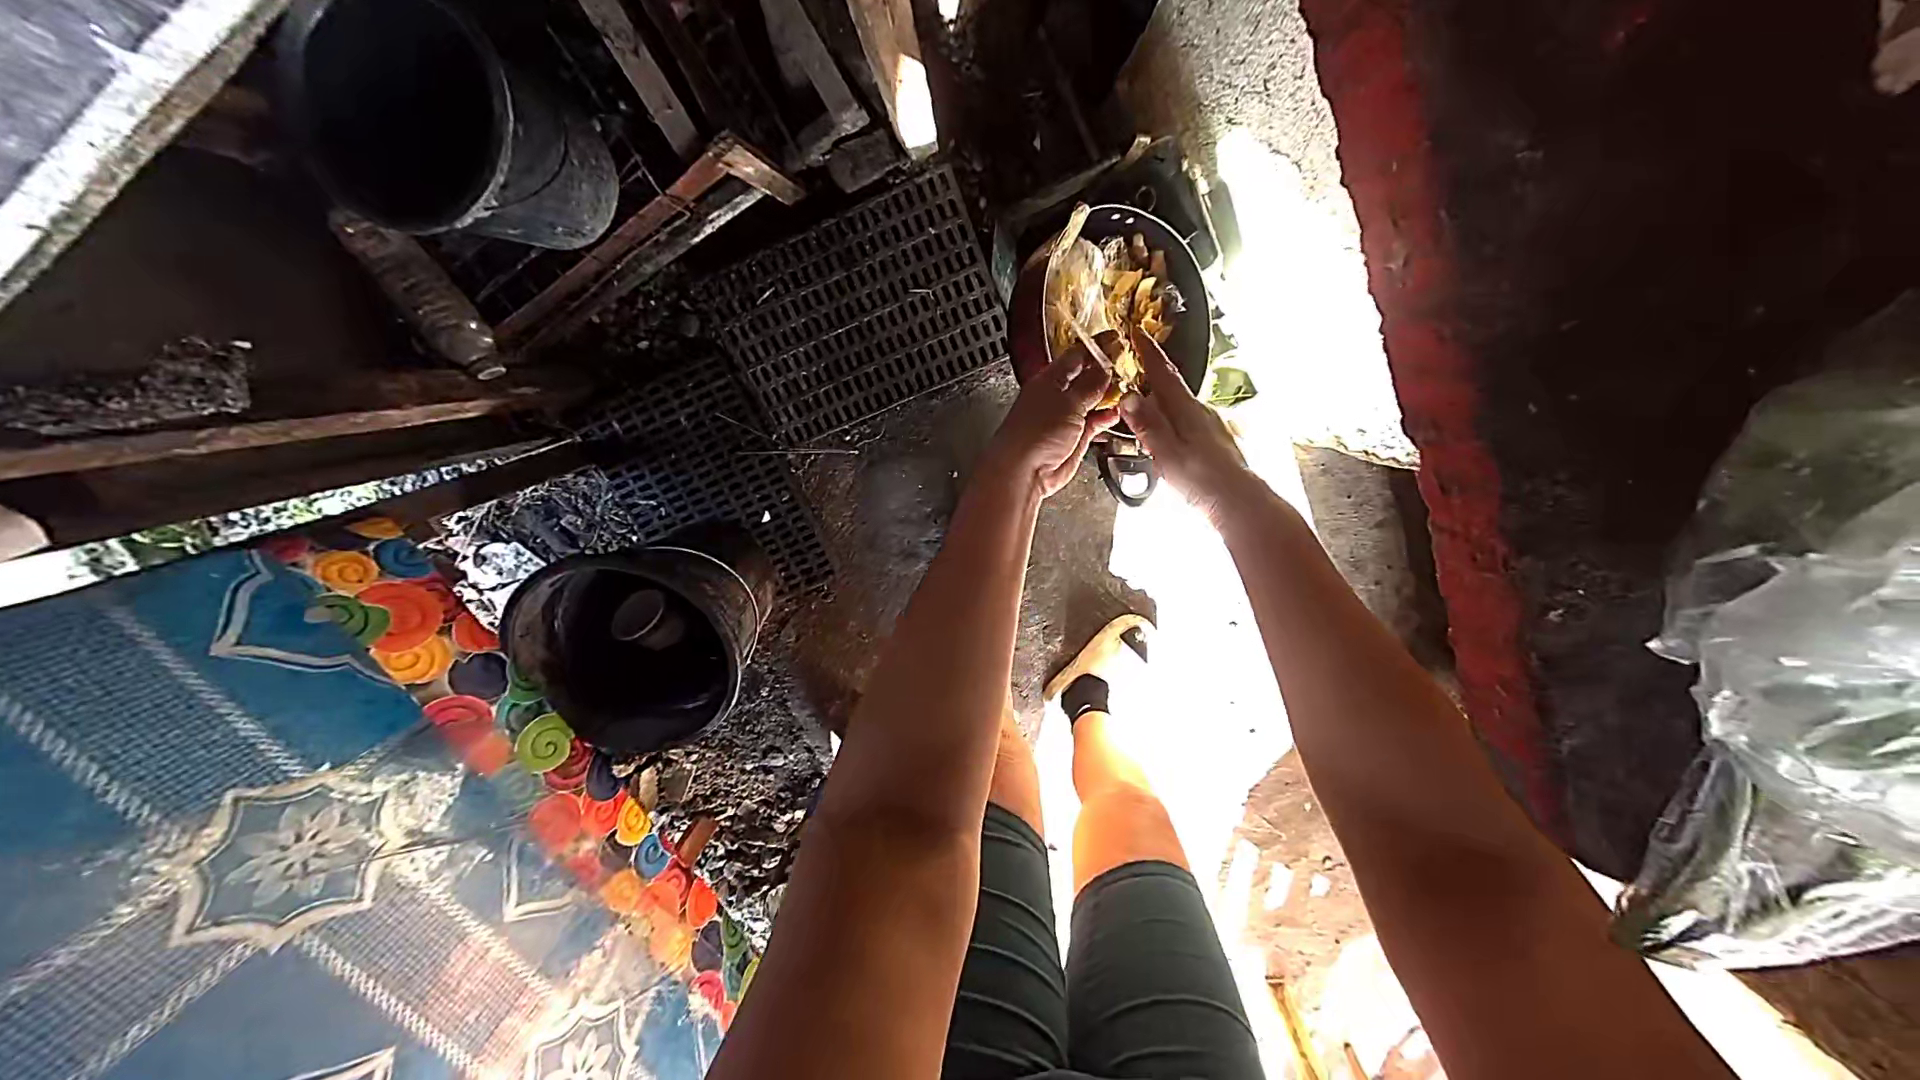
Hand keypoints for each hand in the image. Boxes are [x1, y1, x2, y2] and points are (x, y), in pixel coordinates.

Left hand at [985, 339, 1118, 498]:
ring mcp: (1065, 418)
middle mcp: (1056, 397)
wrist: (1024, 472)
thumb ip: (1090, 385)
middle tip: (1126, 364)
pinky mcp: (1073, 438)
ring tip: (1127, 389)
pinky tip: (1116, 414)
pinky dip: (1106, 418)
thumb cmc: (1032, 435)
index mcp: (1050, 380)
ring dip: (1109, 396)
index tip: (1116, 341)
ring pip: (1092, 400)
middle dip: (1105, 371)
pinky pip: (1094, 422)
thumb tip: (1104, 370)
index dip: (1097, 347)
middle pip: (1086, 378)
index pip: (1077, 356)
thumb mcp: (1068, 403)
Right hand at [1116, 325, 1258, 522]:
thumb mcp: (1166, 452)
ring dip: (1158, 401)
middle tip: (1133, 367)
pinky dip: (1168, 420)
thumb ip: (1147, 424)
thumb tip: (1130, 396)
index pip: (1163, 373)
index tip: (1137, 332)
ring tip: (1141, 408)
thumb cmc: (1204, 480)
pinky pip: (1183, 422)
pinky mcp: (1210, 442)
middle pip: (1170, 386)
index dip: (1149, 352)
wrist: (1239, 503)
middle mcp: (1200, 412)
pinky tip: (1162, 437)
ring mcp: (1208, 427)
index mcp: (1186, 410)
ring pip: (1177, 405)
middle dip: (1151, 374)